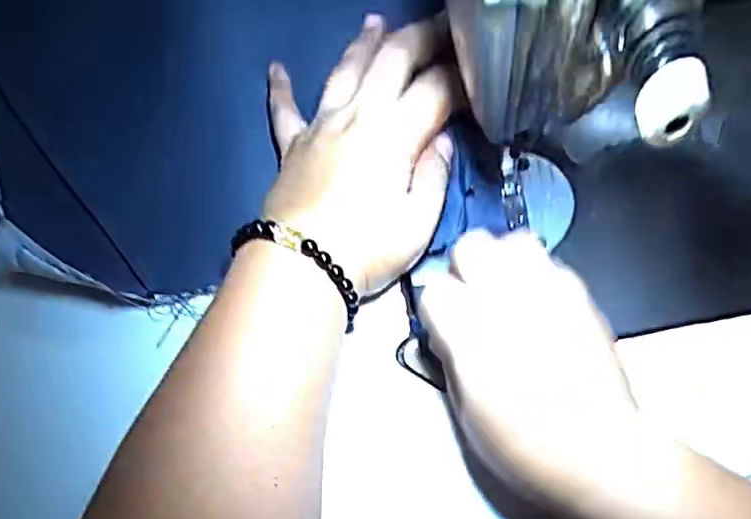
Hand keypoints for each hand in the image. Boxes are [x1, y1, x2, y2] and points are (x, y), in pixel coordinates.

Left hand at [264, 15, 460, 297]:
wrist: (304, 262)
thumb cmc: (368, 250)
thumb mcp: (417, 225)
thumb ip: (434, 179)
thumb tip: (441, 144)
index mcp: (395, 135)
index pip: (433, 92)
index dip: (457, 80)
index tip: (473, 75)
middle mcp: (358, 115)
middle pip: (391, 61)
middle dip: (419, 39)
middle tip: (439, 27)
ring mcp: (321, 125)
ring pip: (345, 70)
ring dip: (363, 44)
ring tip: (376, 23)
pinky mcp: (292, 145)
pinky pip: (285, 108)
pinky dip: (282, 88)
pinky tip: (277, 69)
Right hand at [420, 230, 672, 512]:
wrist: (599, 452)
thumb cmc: (530, 450)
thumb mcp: (471, 418)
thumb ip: (454, 365)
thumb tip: (449, 339)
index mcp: (471, 333)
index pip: (434, 289)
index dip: (438, 313)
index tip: (447, 333)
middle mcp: (508, 298)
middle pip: (472, 246)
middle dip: (466, 272)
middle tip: (475, 307)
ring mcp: (551, 292)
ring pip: (515, 243)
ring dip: (505, 266)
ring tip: (511, 301)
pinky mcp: (583, 297)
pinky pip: (553, 266)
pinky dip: (540, 280)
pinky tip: (544, 315)